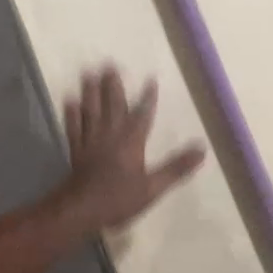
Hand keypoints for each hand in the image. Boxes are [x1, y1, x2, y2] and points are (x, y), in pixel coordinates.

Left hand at [51, 66, 206, 231]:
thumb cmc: (119, 199)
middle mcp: (110, 136)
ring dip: (90, 92)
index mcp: (131, 142)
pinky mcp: (76, 151)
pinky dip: (71, 114)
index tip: (150, 79)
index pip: (142, 115)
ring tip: (88, 72)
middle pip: (112, 106)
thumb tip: (202, 149)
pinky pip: (74, 128)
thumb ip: (176, 168)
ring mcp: (90, 142)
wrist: (81, 209)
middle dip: (112, 85)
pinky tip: (69, 101)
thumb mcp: (153, 187)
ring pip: (91, 111)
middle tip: (109, 63)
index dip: (147, 98)